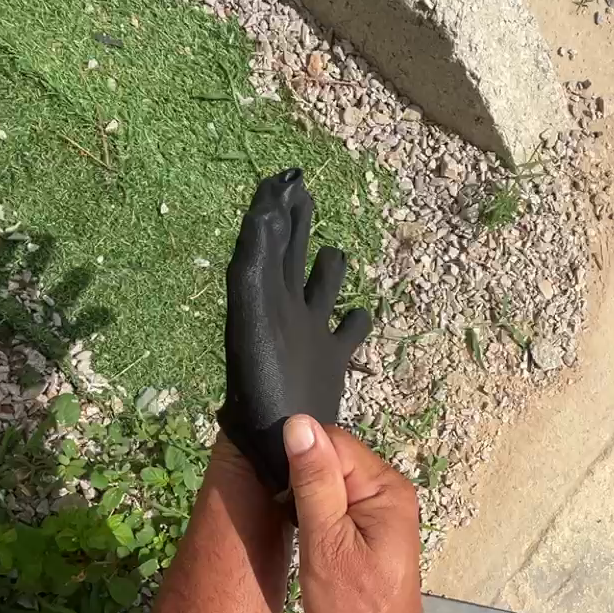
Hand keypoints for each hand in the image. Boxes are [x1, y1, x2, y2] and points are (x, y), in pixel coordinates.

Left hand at [217, 169, 371, 494]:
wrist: (280, 438)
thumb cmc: (261, 381)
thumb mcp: (251, 310)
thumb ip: (255, 262)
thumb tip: (265, 212)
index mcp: (266, 295)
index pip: (266, 240)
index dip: (274, 207)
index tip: (287, 174)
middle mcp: (288, 310)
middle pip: (290, 257)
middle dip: (294, 223)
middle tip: (301, 190)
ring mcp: (311, 338)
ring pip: (320, 292)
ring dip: (326, 268)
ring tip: (333, 250)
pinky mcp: (330, 364)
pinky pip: (346, 336)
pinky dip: (355, 322)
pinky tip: (362, 313)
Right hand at [281, 415, 428, 612]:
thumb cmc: (354, 607)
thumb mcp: (325, 542)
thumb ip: (313, 482)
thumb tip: (298, 424)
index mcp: (385, 486)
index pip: (333, 441)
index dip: (298, 456)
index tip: (274, 485)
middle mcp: (390, 488)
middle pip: (334, 456)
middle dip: (302, 475)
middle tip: (281, 510)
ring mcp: (384, 507)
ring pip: (334, 478)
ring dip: (308, 494)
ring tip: (294, 525)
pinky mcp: (374, 525)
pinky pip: (340, 498)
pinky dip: (318, 510)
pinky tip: (306, 531)